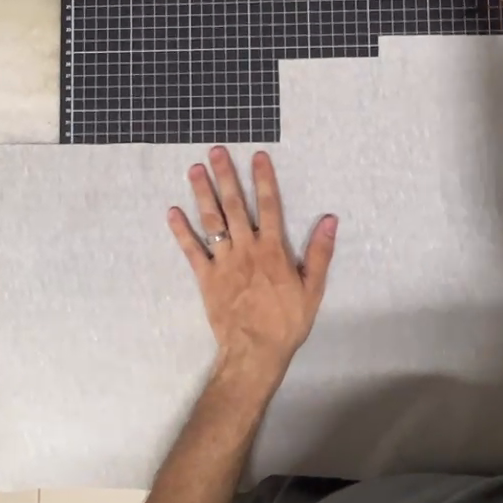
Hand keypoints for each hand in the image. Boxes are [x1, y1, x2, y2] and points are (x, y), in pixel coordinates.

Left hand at [167, 147, 336, 380]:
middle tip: (216, 151)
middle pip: (235, 206)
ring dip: (203, 194)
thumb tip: (330, 219)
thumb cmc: (287, 322)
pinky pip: (191, 251)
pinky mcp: (206, 278)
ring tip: (194, 169)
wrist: (255, 351)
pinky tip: (172, 212)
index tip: (257, 155)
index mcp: (273, 250)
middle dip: (226, 176)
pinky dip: (181, 231)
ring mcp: (224, 262)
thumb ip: (319, 252)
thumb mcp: (312, 289)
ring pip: (212, 222)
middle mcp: (247, 249)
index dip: (263, 179)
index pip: (269, 206)